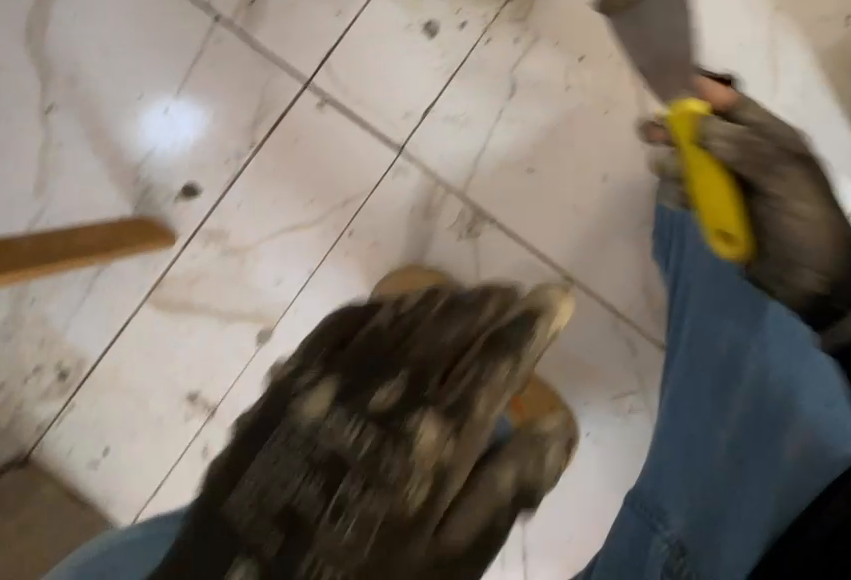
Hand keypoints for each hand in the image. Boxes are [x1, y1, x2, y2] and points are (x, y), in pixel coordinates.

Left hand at [153, 281, 576, 579]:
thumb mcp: (451, 562)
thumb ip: (509, 489)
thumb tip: (560, 424)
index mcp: (437, 436)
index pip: (502, 357)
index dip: (535, 323)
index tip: (557, 300)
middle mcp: (390, 390)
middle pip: (457, 321)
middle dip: (496, 303)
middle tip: (518, 297)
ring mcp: (335, 379)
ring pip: (406, 313)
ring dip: (447, 299)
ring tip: (472, 298)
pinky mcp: (290, 383)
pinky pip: (346, 322)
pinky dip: (384, 307)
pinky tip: (399, 308)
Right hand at [645, 77, 850, 336]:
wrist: (817, 281)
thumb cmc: (807, 220)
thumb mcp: (784, 177)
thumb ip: (743, 147)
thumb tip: (698, 124)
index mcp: (773, 138)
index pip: (735, 106)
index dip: (706, 95)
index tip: (675, 90)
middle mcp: (749, 155)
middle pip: (706, 133)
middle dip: (677, 129)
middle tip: (647, 131)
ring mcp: (733, 185)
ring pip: (693, 163)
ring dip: (674, 161)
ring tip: (661, 166)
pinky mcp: (720, 213)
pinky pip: (692, 194)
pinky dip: (679, 192)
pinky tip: (674, 197)